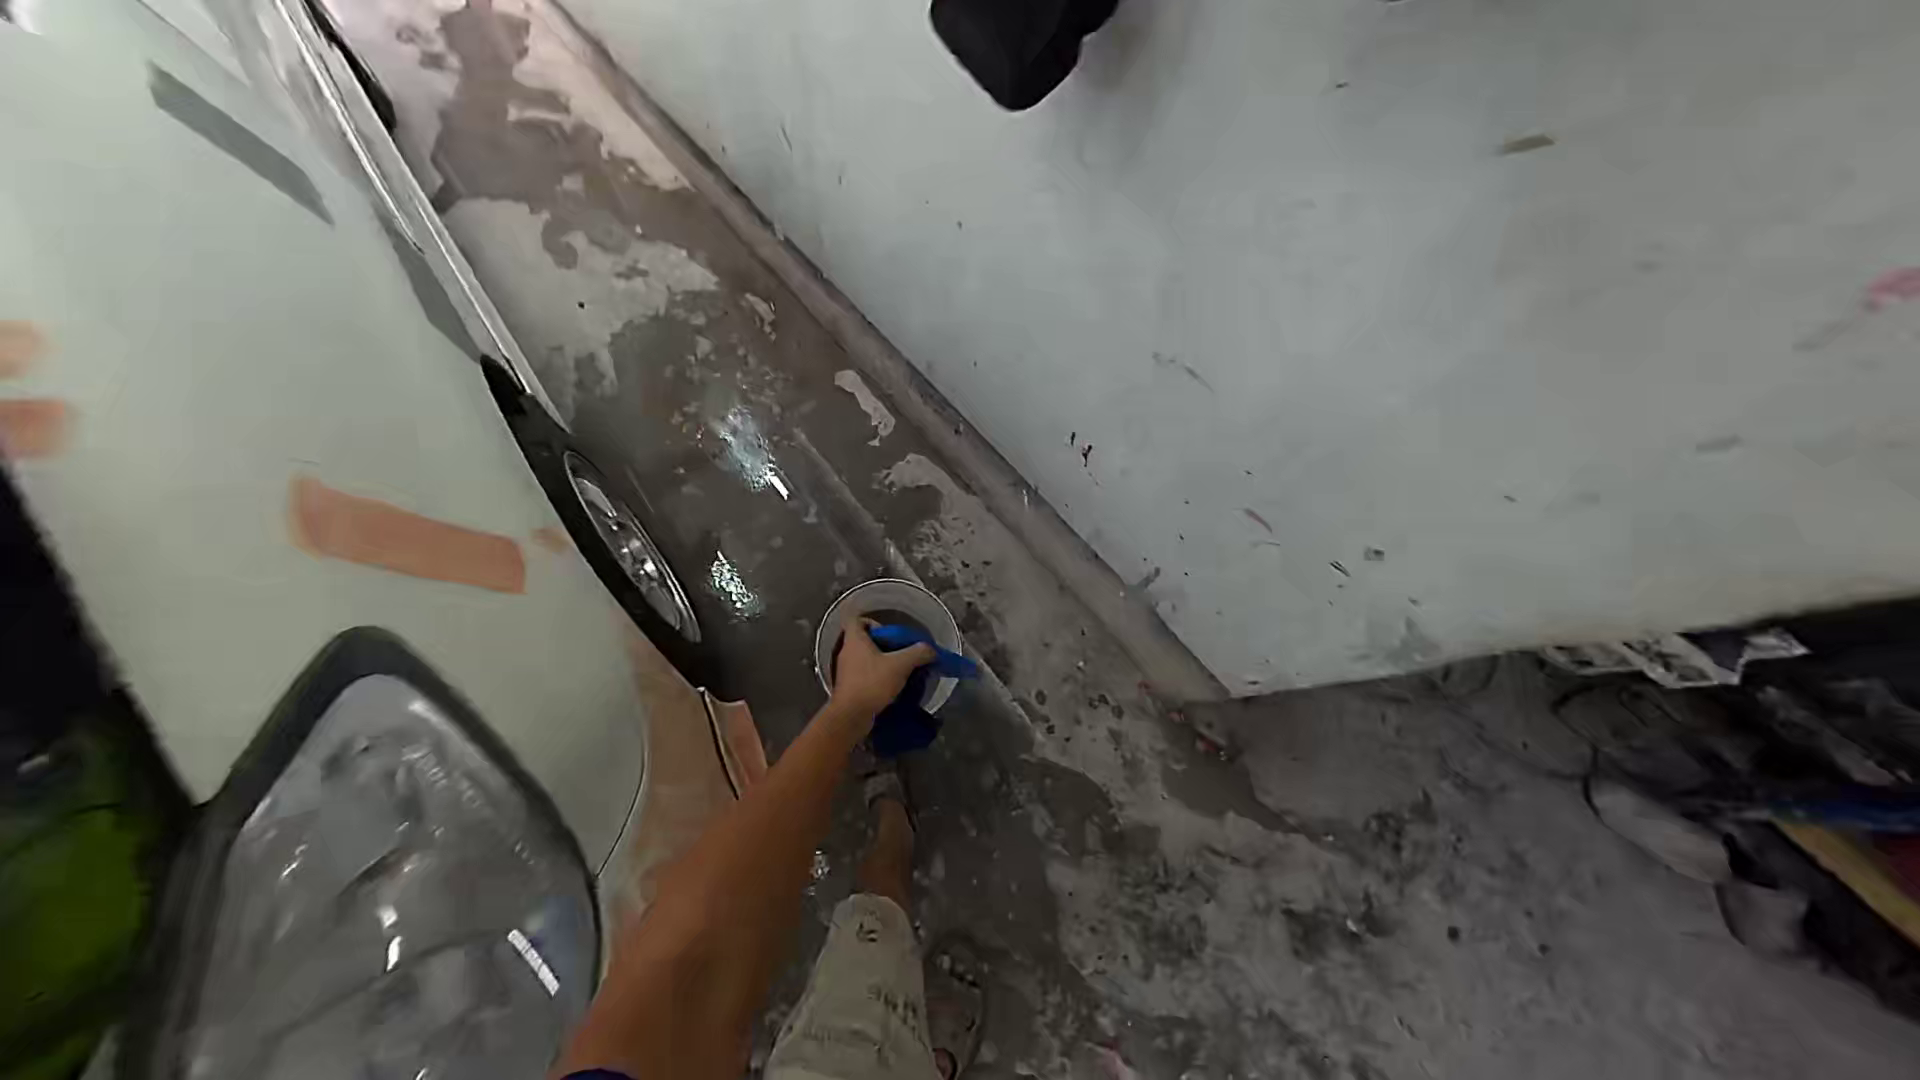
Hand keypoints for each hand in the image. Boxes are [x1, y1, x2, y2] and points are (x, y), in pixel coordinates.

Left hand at [830, 615, 934, 720]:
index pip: (856, 619)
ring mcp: (845, 671)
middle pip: (863, 640)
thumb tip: (930, 650)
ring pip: (864, 659)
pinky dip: (876, 677)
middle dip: (883, 645)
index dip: (873, 622)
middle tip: (900, 653)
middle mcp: (846, 652)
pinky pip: (863, 675)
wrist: (851, 716)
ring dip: (880, 663)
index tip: (889, 634)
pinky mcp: (847, 687)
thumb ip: (918, 653)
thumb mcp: (900, 665)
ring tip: (899, 671)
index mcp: (854, 640)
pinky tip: (890, 687)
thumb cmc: (872, 683)